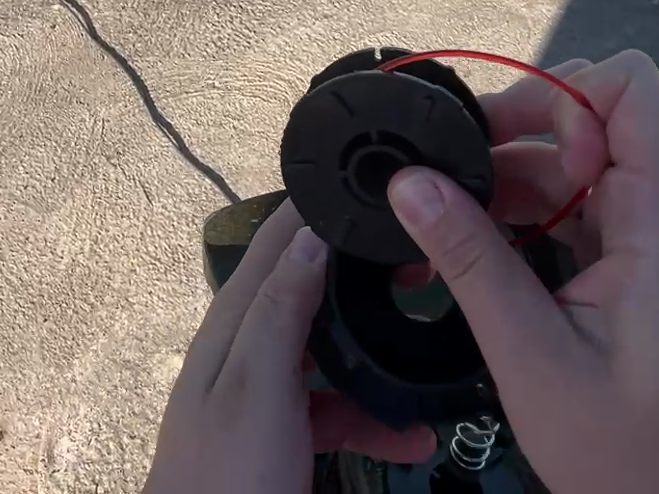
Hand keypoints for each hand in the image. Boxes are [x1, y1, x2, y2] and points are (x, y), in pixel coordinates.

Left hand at [145, 199, 434, 493]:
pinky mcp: (288, 430)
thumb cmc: (231, 470)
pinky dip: (372, 413)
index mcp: (238, 317)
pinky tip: (414, 433)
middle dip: (360, 273)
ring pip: (330, 346)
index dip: (319, 208)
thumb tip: (312, 233)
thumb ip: (281, 308)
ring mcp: (271, 387)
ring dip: (374, 346)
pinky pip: (336, 405)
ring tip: (428, 344)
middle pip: (311, 285)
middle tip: (420, 266)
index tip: (377, 192)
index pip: (278, 238)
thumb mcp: (257, 384)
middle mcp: (252, 340)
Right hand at [389, 51, 658, 493]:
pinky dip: (523, 207)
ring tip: (445, 216)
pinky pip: (576, 199)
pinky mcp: (637, 254)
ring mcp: (653, 230)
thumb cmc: (634, 460)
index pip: (632, 89)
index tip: (510, 151)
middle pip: (591, 113)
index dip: (563, 97)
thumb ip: (472, 262)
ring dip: (507, 172)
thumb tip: (407, 179)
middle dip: (515, 127)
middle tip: (447, 173)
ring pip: (574, 155)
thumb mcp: (535, 361)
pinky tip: (475, 239)